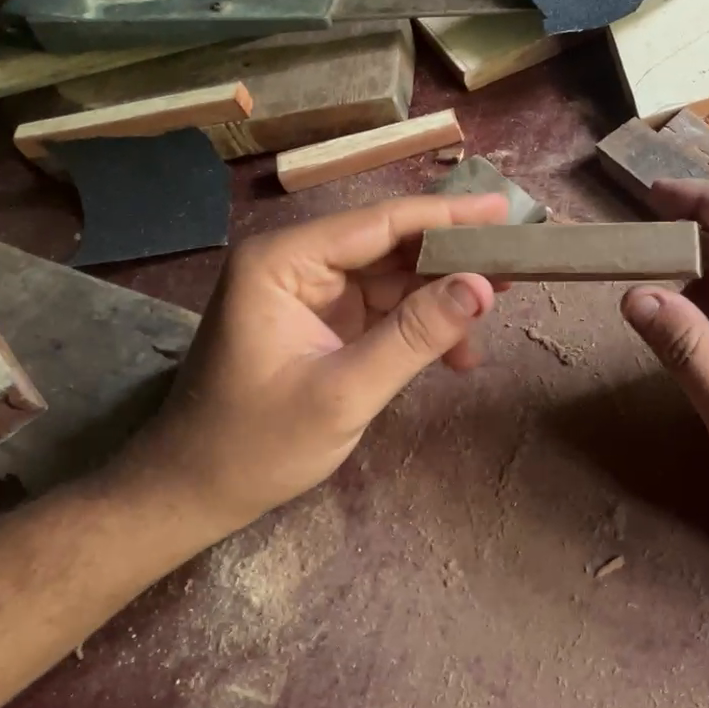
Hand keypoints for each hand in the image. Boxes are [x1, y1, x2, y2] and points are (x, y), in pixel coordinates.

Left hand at [107, 193, 510, 536]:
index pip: (383, 223)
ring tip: (500, 305)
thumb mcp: (344, 393)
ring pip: (399, 274)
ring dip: (446, 295)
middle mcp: (300, 262)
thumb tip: (483, 287)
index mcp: (285, 261)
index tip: (506, 211)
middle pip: (395, 242)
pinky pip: (390, 306)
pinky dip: (426, 325)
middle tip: (517, 259)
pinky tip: (460, 353)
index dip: (449, 216)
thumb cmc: (255, 445)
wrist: (191, 497)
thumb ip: (415, 336)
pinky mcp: (328, 318)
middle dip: (455, 255)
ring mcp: (315, 290)